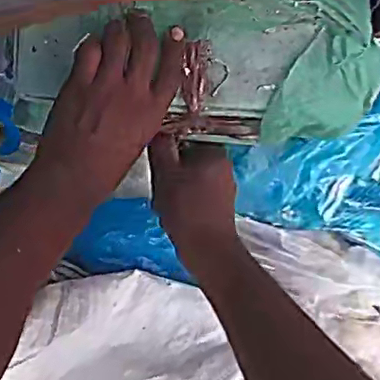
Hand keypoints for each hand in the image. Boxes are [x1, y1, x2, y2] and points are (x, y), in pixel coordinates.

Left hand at [30, 12, 187, 205]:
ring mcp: (105, 85)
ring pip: (117, 42)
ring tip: (116, 24)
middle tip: (139, 17)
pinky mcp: (79, 83)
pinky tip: (93, 42)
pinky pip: (89, 51)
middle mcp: (133, 93)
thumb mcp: (138, 139)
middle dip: (143, 27)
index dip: (175, 46)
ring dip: (118, 29)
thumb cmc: (106, 168)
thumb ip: (143, 112)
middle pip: (145, 47)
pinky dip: (93, 43)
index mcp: (153, 111)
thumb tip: (142, 91)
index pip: (172, 69)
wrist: (72, 176)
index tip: (175, 32)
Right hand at [150, 135, 238, 261]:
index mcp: (215, 152)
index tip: (156, 160)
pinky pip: (194, 191)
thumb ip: (161, 146)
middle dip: (169, 168)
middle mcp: (223, 165)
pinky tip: (172, 210)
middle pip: (186, 156)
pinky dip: (181, 197)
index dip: (167, 146)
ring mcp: (223, 186)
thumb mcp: (166, 172)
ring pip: (188, 175)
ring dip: (173, 184)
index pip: (186, 135)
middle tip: (158, 182)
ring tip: (163, 198)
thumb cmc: (186, 208)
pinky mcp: (219, 204)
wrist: (207, 250)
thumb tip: (158, 129)